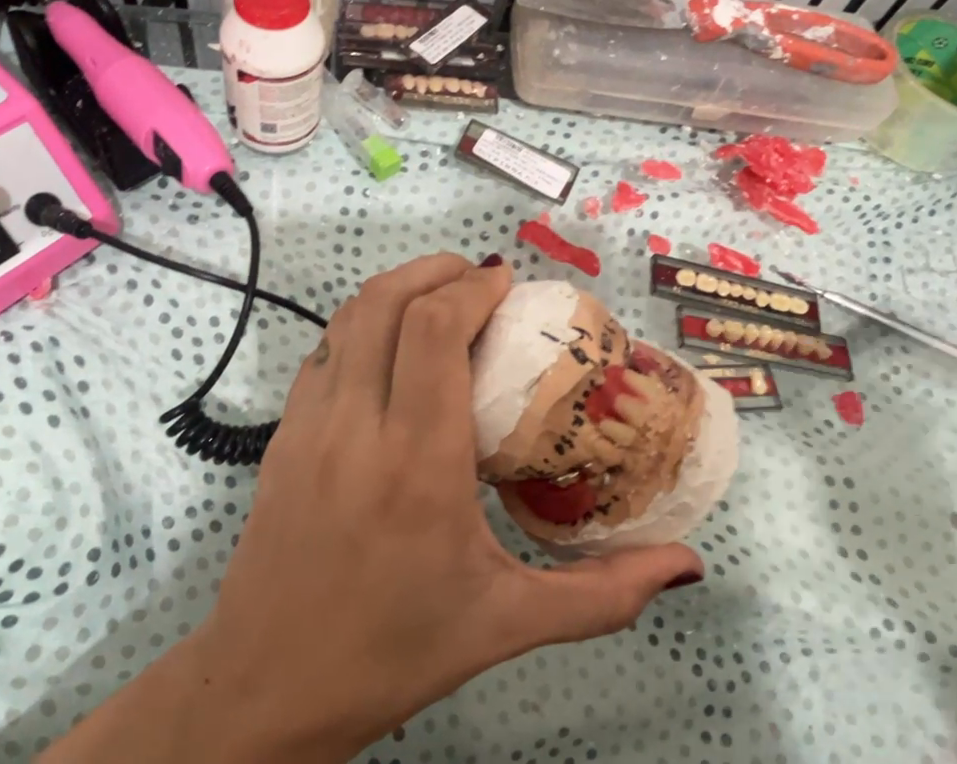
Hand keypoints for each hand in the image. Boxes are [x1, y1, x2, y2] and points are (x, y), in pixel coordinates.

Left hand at [44, 254, 702, 763]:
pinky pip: (323, 354)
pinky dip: (361, 328)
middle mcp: (356, 427)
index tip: (509, 286)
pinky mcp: (280, 437)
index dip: (472, 287)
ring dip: (395, 291)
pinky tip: (391, 354)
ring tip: (441, 301)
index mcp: (418, 462)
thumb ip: (602, 595)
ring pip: (346, 319)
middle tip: (482, 282)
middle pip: (385, 302)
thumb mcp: (507, 623)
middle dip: (436, 271)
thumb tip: (686, 567)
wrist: (270, 684)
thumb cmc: (395, 652)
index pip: (434, 329)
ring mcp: (307, 426)